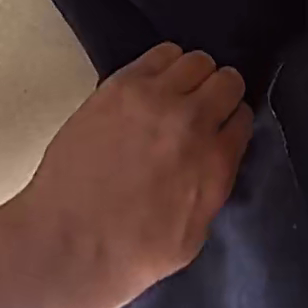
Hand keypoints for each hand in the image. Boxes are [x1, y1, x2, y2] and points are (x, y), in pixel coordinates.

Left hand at [0, 43, 252, 307]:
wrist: (63, 246)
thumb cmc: (130, 255)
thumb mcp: (194, 234)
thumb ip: (215, 184)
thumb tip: (219, 152)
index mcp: (214, 162)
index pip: (243, 117)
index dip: (232, 123)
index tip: (221, 128)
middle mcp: (190, 121)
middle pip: (228, 80)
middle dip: (221, 95)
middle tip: (203, 109)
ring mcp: (154, 97)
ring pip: (197, 60)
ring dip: (194, 77)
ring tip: (177, 95)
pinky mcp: (120, 84)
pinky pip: (161, 53)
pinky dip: (165, 65)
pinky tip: (154, 85)